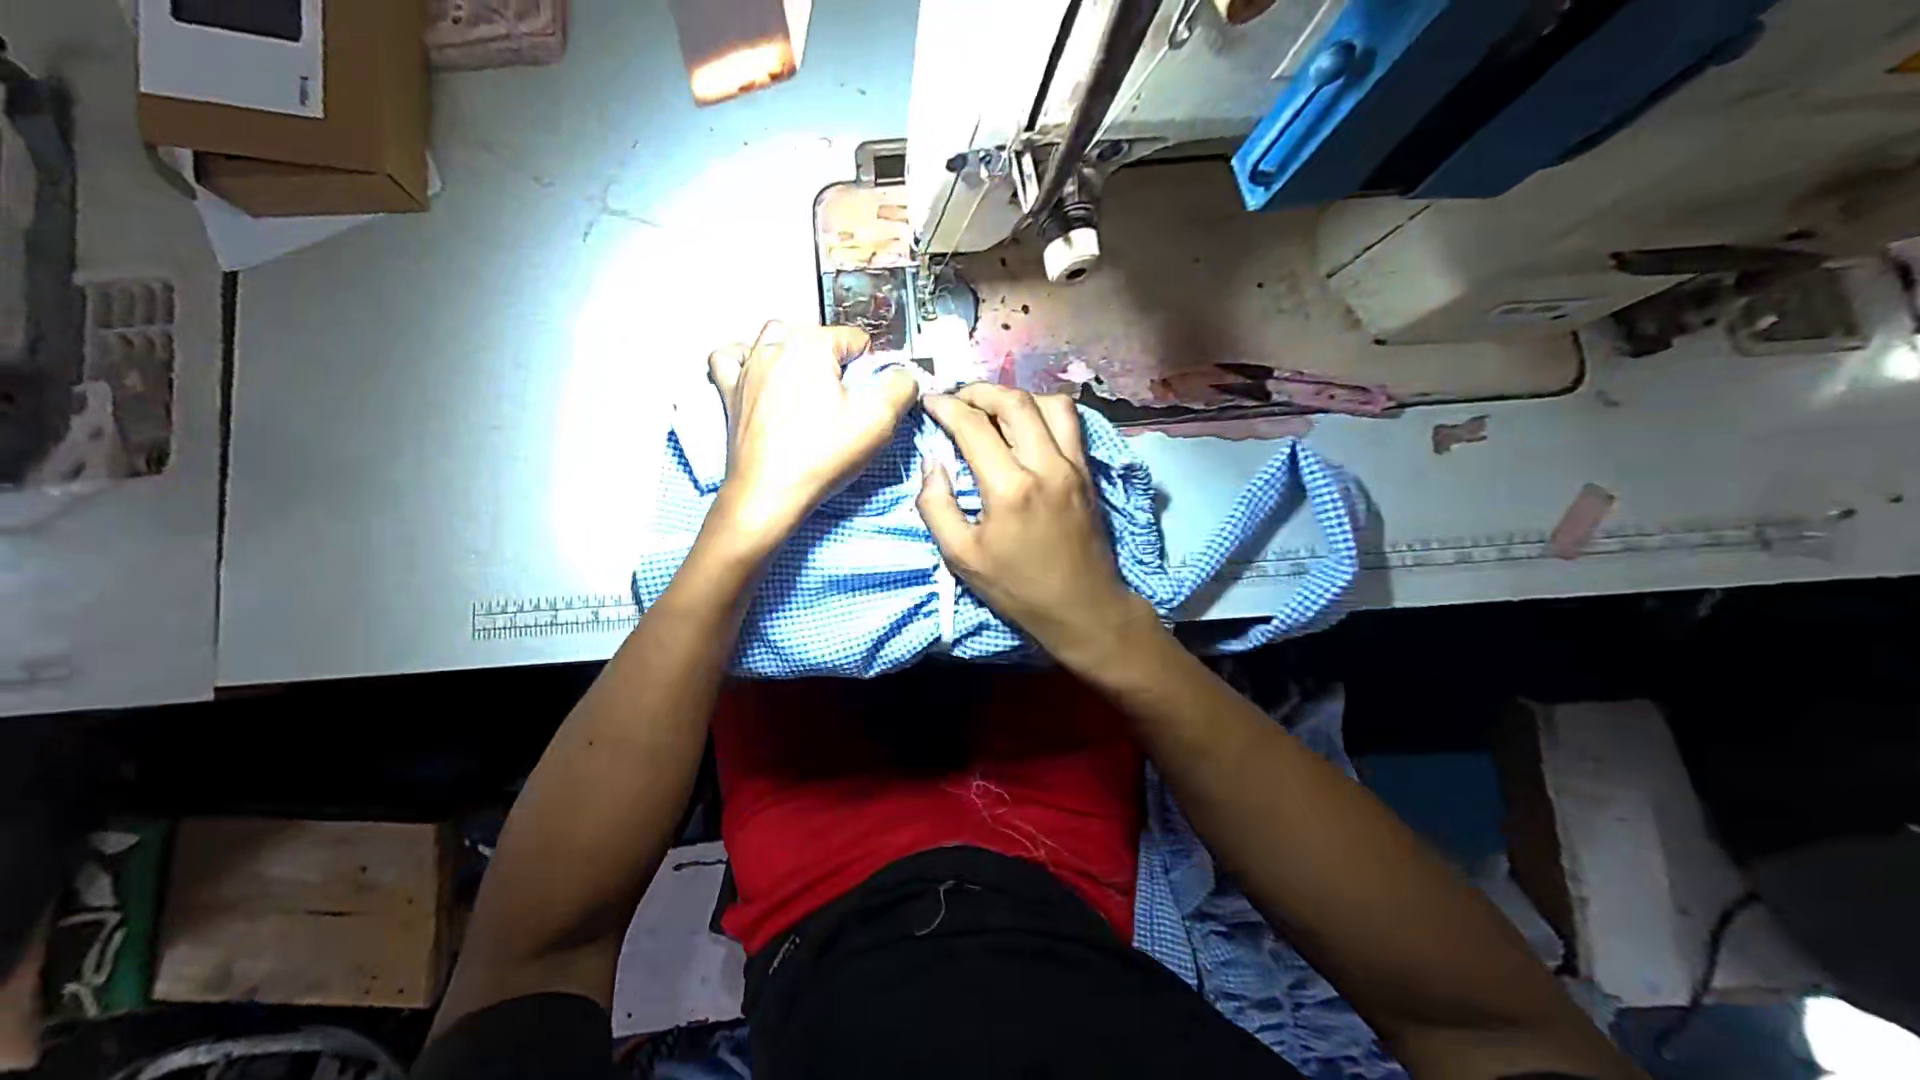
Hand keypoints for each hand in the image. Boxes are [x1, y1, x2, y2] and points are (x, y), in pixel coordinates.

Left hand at [706, 322, 918, 555]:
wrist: (768, 493)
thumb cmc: (819, 457)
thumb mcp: (879, 420)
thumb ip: (901, 386)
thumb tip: (903, 375)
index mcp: (811, 343)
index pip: (858, 340)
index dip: (872, 367)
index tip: (872, 396)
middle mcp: (775, 346)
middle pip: (819, 338)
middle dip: (835, 362)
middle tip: (845, 402)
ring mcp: (748, 368)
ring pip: (776, 339)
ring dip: (796, 355)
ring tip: (811, 388)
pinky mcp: (731, 392)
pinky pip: (732, 358)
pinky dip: (747, 359)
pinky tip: (761, 374)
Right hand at [917, 384, 1157, 668]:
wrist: (1083, 608)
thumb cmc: (1017, 588)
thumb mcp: (961, 557)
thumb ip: (936, 506)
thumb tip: (933, 462)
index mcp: (1010, 488)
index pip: (974, 426)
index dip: (947, 406)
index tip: (930, 401)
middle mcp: (1046, 465)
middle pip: (1014, 401)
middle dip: (979, 391)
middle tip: (958, 399)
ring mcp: (1074, 465)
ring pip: (1049, 403)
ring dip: (1016, 396)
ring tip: (993, 409)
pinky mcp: (1088, 472)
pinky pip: (1071, 422)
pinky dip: (1044, 410)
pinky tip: (1027, 425)